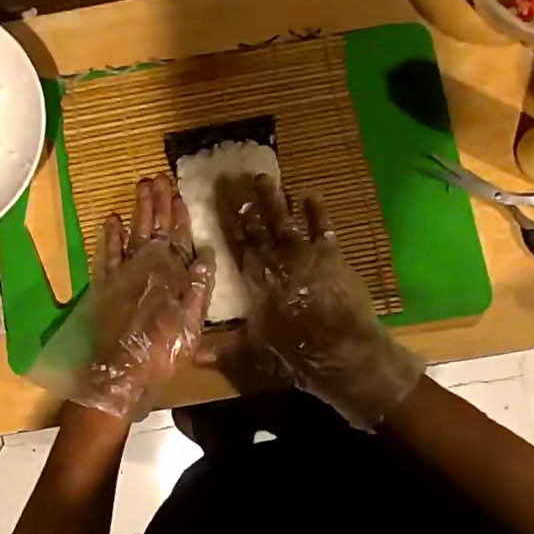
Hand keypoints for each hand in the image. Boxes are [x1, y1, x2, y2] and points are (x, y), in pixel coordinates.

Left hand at [71, 176, 214, 421]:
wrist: (122, 371)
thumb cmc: (163, 350)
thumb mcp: (192, 322)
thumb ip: (198, 286)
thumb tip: (204, 253)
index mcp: (172, 273)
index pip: (179, 236)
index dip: (179, 214)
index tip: (179, 193)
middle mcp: (148, 265)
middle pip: (156, 227)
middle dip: (158, 202)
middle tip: (158, 177)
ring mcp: (124, 272)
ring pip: (133, 232)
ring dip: (138, 209)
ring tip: (142, 185)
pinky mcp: (106, 283)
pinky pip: (107, 253)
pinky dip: (109, 235)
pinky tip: (111, 218)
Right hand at [215, 174, 422, 427]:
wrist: (341, 351)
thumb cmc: (295, 353)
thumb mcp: (255, 351)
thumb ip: (225, 349)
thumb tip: (192, 356)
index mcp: (255, 279)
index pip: (237, 241)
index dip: (227, 217)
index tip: (219, 195)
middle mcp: (276, 260)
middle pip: (257, 224)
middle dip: (246, 200)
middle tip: (235, 177)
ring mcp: (304, 254)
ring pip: (285, 219)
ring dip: (275, 198)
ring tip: (264, 177)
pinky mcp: (331, 256)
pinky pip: (322, 227)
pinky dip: (317, 211)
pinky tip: (311, 195)